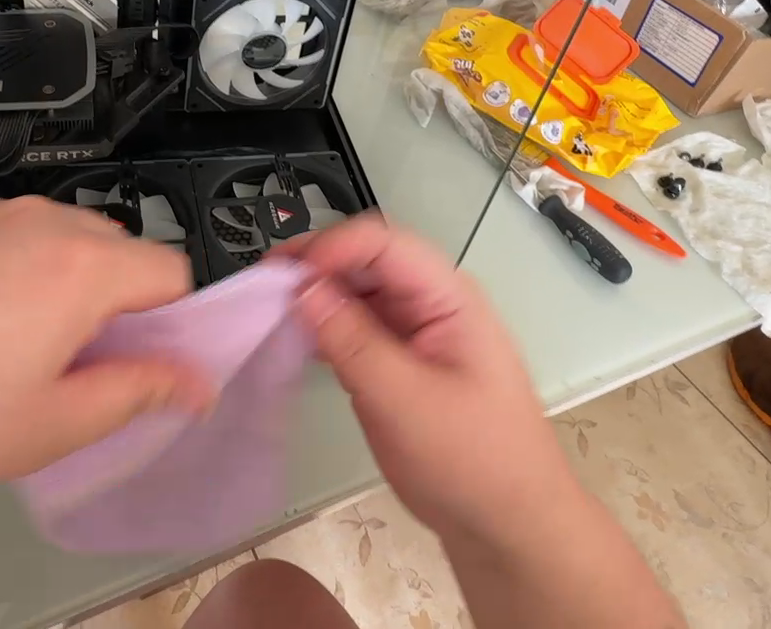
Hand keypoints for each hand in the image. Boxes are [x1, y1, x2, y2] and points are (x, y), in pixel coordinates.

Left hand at [0, 195, 215, 518]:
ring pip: (57, 238)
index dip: (170, 319)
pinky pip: (2, 234)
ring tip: (6, 346)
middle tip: (71, 363)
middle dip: (113, 299)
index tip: (140, 360)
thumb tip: (196, 382)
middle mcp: (38, 220)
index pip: (170, 270)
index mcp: (81, 265)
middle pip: (116, 248)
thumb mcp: (55, 424)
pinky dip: (7, 267)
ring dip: (59, 280)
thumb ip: (139, 391)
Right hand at [289, 214, 576, 550]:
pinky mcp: (392, 357)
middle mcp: (428, 302)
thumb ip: (352, 341)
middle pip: (364, 259)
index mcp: (448, 297)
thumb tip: (303, 289)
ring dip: (312, 294)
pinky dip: (319, 324)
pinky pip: (350, 323)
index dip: (332, 248)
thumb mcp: (408, 402)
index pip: (383, 244)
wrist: (505, 525)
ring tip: (268, 308)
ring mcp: (409, 329)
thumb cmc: (475, 463)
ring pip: (352, 290)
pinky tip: (291, 337)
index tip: (287, 274)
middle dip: (314, 265)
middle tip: (264, 285)